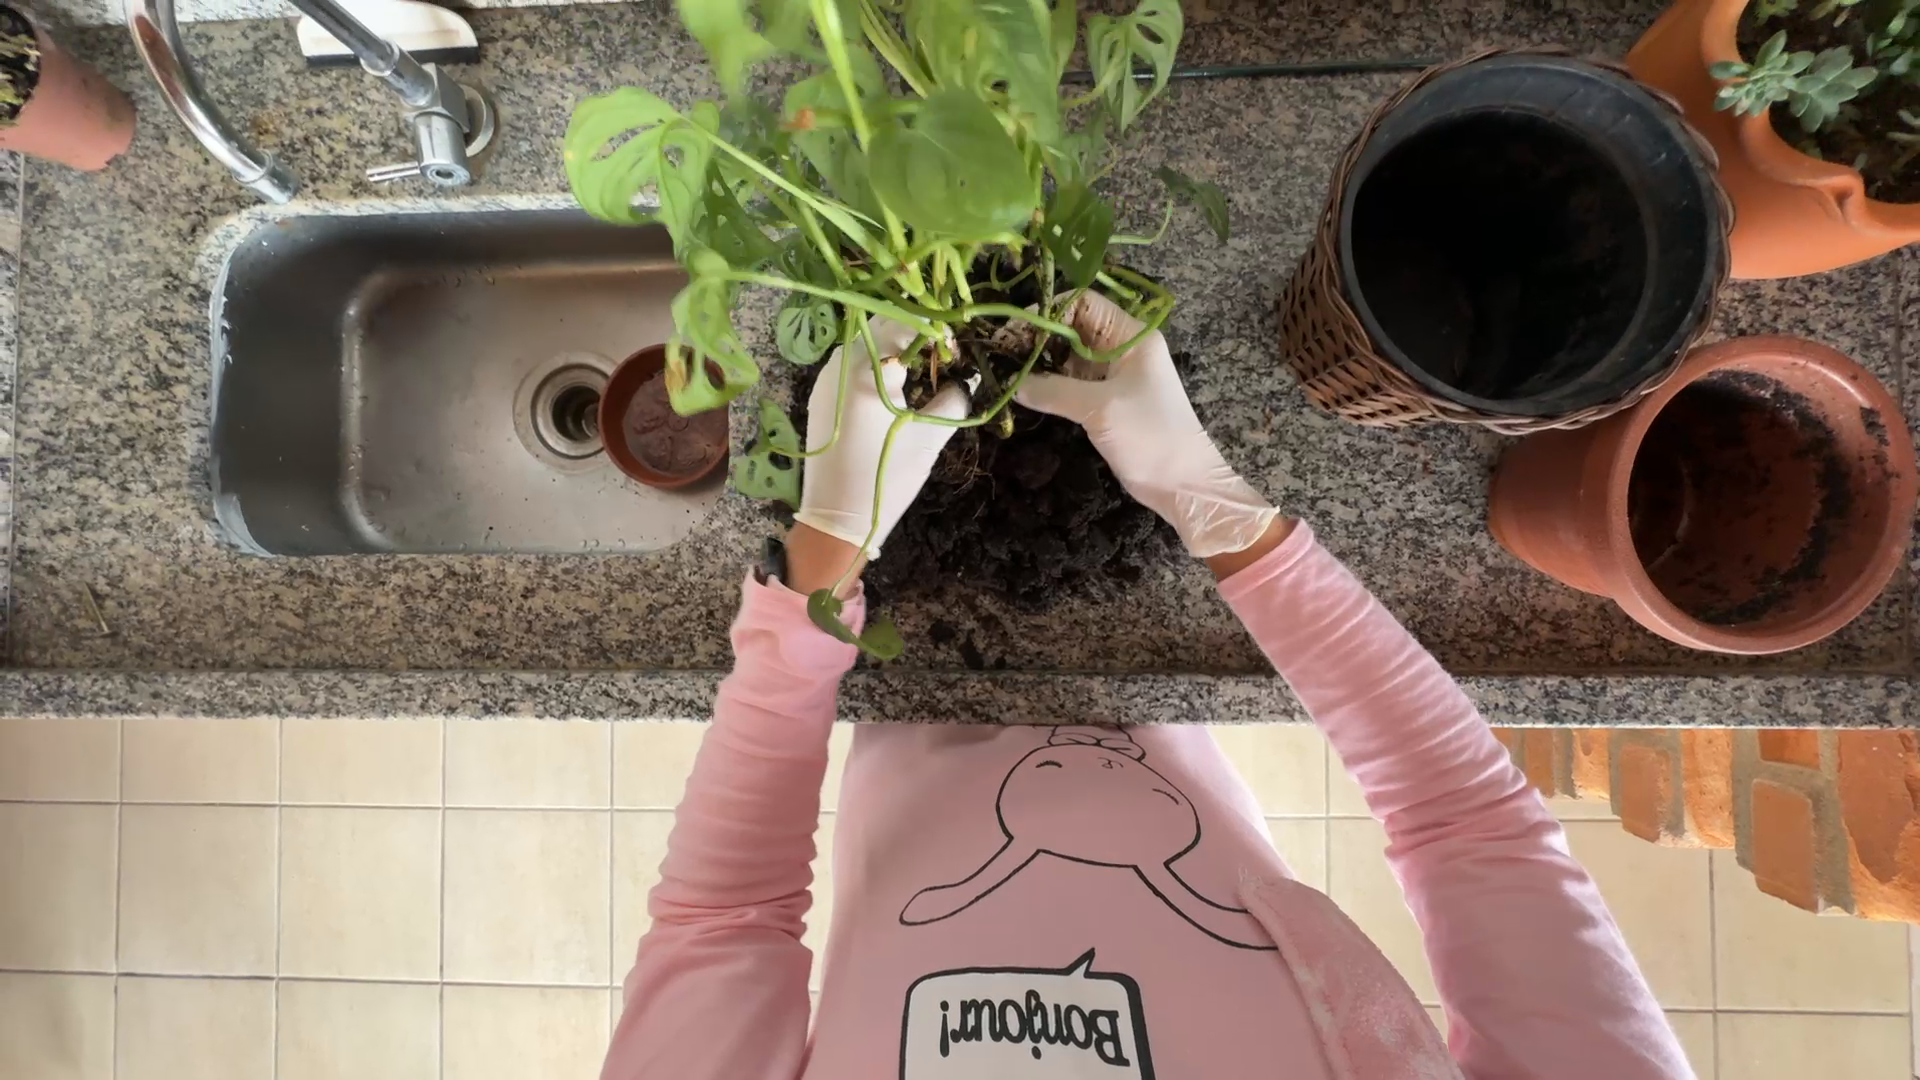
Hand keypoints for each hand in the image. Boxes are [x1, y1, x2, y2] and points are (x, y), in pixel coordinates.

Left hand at [793, 316, 969, 560]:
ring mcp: (826, 378)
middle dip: (912, 333)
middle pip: (880, 327)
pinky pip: (850, 362)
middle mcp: (841, 364)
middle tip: (940, 353)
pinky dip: (873, 362)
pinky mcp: (821, 395)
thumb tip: (966, 380)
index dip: (934, 330)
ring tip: (919, 367)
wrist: (837, 517)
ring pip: (863, 342)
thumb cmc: (886, 477)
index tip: (954, 347)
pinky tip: (893, 385)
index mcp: (869, 370)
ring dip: (891, 346)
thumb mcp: (928, 439)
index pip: (905, 326)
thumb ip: (953, 400)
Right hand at [1016, 291, 1278, 558]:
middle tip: (1002, 352)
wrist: (1181, 483)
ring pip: (1069, 356)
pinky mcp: (1104, 402)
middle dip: (1039, 337)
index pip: (1084, 304)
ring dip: (1040, 361)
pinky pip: (1071, 383)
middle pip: (1073, 328)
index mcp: (1131, 337)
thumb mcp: (1101, 409)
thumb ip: (1055, 391)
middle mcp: (1121, 349)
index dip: (1049, 311)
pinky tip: (1024, 390)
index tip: (1015, 330)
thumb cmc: (1150, 436)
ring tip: (1006, 369)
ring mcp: (1112, 376)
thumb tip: (1015, 384)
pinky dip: (1049, 384)